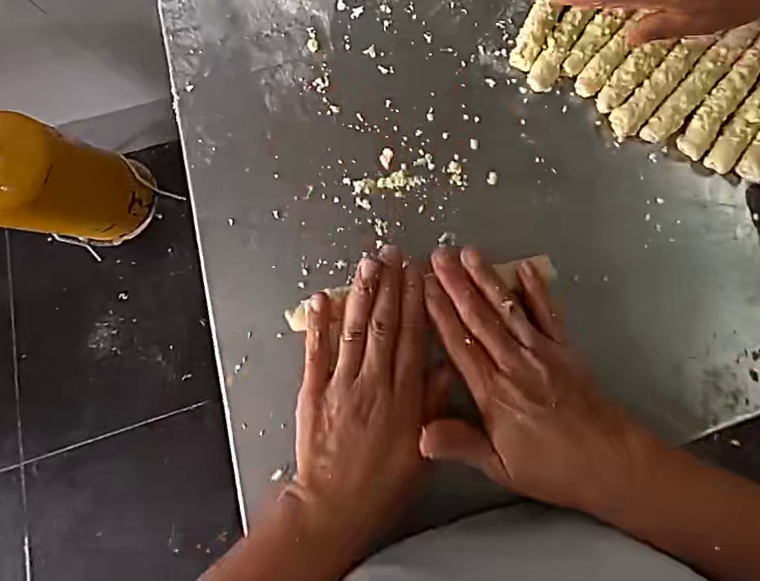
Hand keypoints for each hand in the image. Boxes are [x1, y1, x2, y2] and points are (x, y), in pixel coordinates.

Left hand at [285, 246, 433, 557]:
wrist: (335, 506)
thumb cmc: (383, 481)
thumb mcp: (420, 449)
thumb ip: (432, 404)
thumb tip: (446, 365)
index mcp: (403, 397)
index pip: (412, 338)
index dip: (414, 302)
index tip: (416, 273)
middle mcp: (373, 383)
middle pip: (384, 325)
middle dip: (389, 286)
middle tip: (391, 253)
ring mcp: (340, 384)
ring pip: (354, 330)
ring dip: (361, 294)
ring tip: (366, 263)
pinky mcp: (312, 390)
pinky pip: (316, 350)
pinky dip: (318, 322)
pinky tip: (322, 296)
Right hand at [419, 246, 672, 518]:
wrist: (613, 464)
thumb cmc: (552, 469)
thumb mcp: (501, 468)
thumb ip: (462, 445)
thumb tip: (420, 434)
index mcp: (493, 392)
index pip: (459, 344)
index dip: (439, 313)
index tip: (423, 285)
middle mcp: (514, 363)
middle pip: (479, 318)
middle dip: (456, 284)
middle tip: (439, 255)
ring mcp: (540, 351)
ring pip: (507, 309)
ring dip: (487, 278)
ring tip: (469, 252)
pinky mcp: (564, 348)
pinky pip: (547, 314)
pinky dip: (536, 290)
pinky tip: (524, 267)